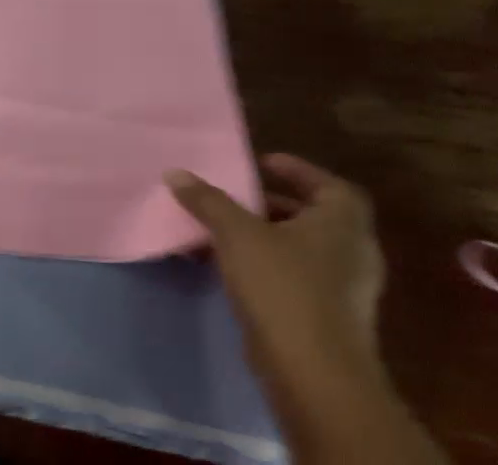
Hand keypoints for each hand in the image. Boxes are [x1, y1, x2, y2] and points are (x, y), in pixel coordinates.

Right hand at [166, 154, 386, 405]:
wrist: (312, 365)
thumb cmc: (282, 284)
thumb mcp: (235, 233)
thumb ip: (207, 200)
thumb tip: (177, 173)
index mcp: (342, 226)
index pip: (333, 187)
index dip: (301, 171)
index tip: (263, 163)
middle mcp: (351, 252)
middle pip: (314, 217)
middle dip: (271, 203)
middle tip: (232, 195)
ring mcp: (342, 285)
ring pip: (299, 246)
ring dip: (261, 233)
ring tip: (217, 228)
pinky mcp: (324, 311)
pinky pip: (292, 272)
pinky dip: (261, 260)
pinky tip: (224, 263)